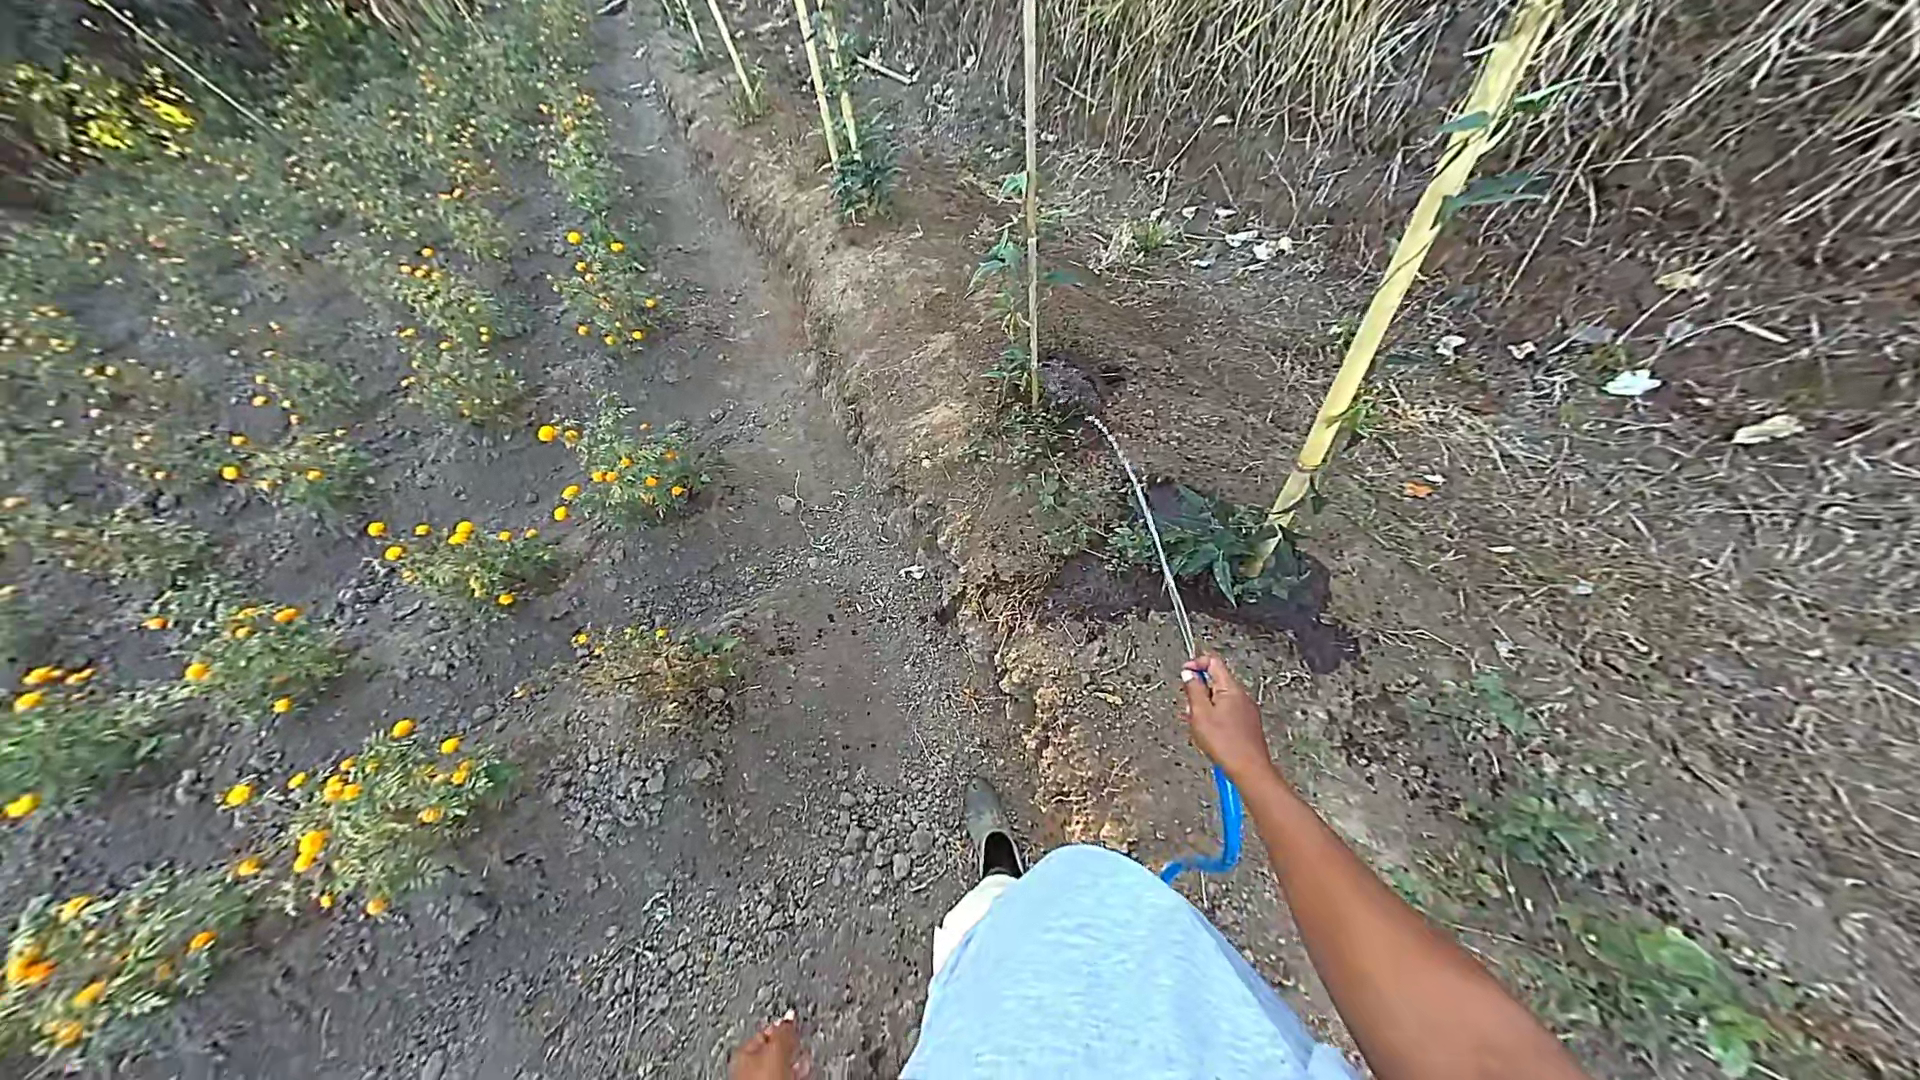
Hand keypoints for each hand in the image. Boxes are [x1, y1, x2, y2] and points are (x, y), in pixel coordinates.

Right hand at [1180, 655, 1275, 784]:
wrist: (1249, 769)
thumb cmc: (1225, 744)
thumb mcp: (1200, 713)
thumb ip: (1193, 689)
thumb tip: (1188, 674)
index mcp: (1231, 689)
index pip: (1213, 662)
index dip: (1196, 664)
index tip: (1185, 674)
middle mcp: (1241, 696)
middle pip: (1215, 681)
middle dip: (1199, 691)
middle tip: (1191, 708)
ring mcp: (1246, 710)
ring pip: (1220, 698)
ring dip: (1205, 706)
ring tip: (1200, 726)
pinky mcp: (1247, 724)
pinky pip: (1227, 712)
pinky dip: (1214, 717)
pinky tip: (1210, 734)